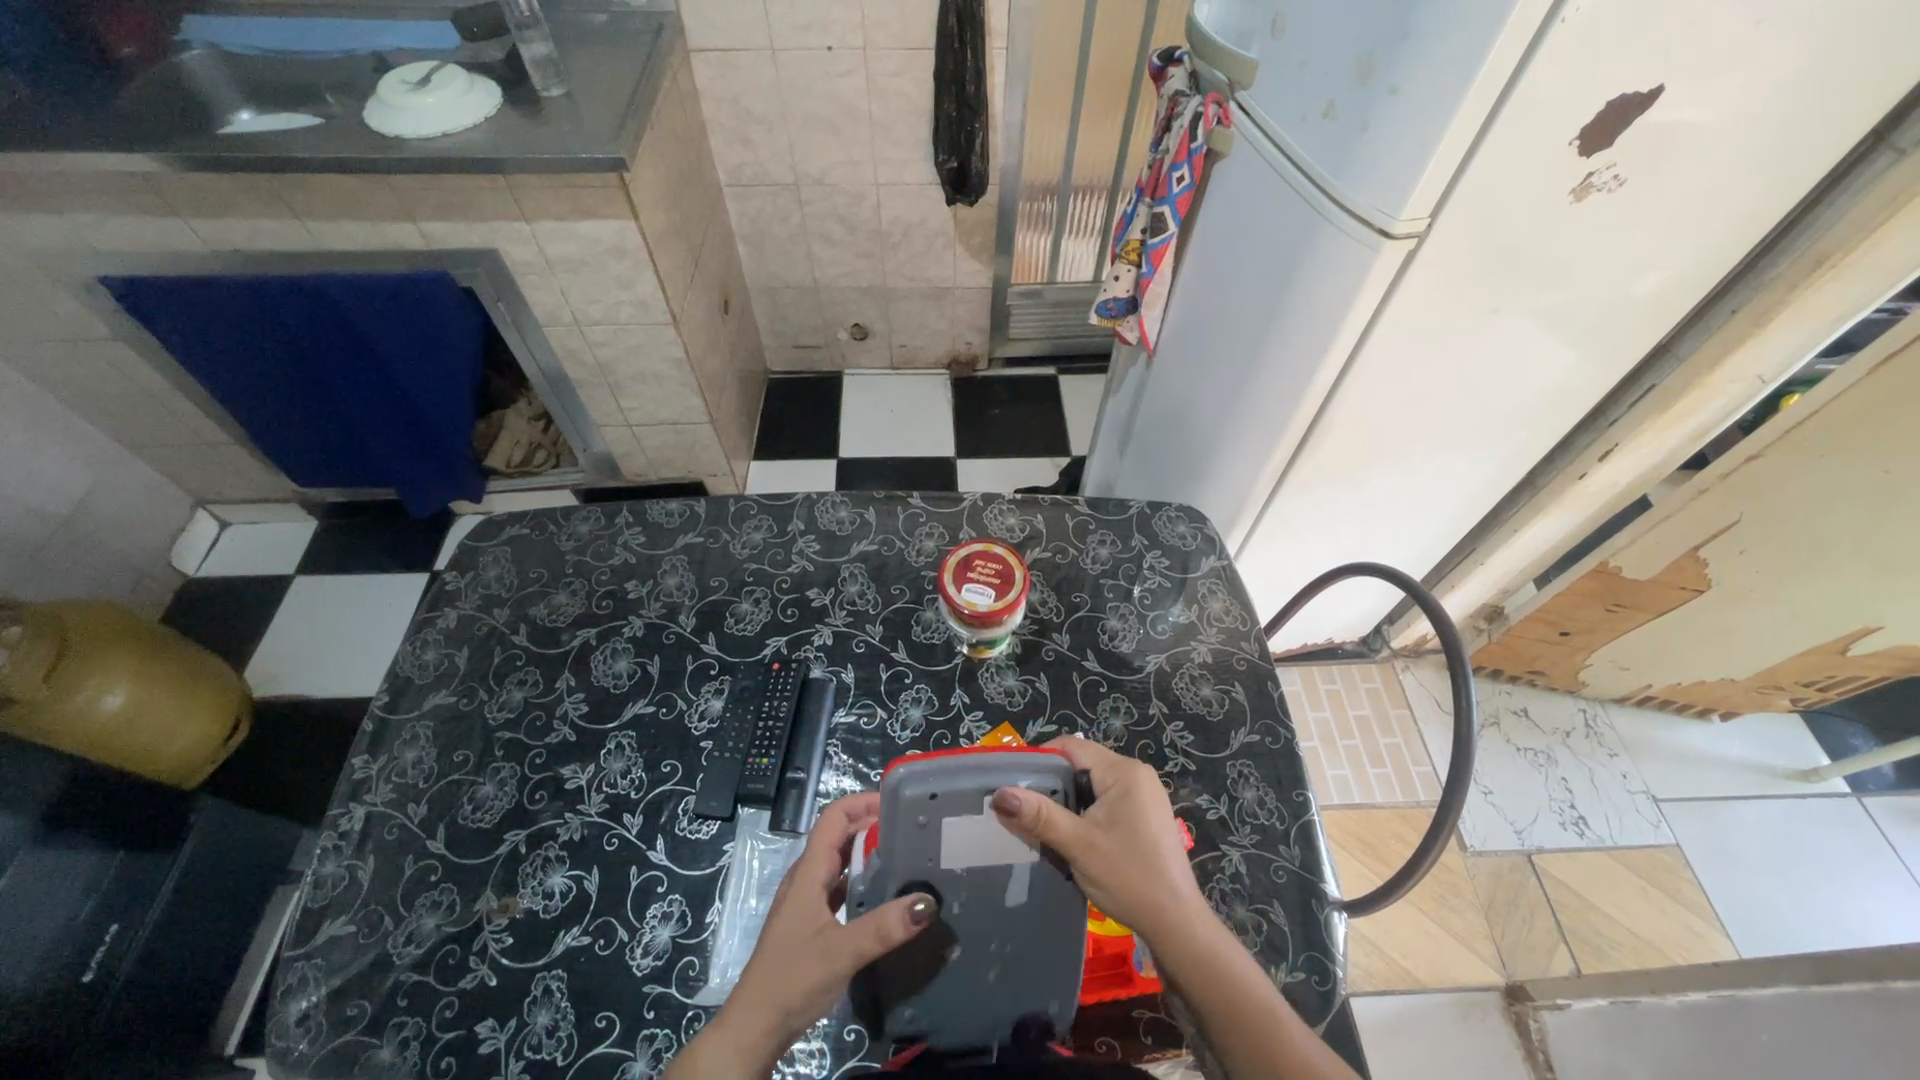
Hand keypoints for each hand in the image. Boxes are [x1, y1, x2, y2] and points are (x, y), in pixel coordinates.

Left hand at [673, 794, 934, 1076]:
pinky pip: (842, 889)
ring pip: (841, 863)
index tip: (899, 804)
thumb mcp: (842, 951)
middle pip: (839, 837)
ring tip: (908, 856)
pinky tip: (887, 896)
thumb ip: (884, 927)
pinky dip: (864, 883)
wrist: (757, 1025)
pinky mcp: (814, 924)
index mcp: (808, 873)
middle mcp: (807, 880)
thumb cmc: (792, 979)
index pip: (834, 818)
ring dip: (870, 854)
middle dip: (873, 825)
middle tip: (914, 829)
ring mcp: (809, 902)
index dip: (863, 803)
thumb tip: (928, 901)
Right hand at [991, 735, 1205, 940]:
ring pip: (1092, 786)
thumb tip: (999, 793)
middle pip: (1081, 765)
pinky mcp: (1145, 817)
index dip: (1038, 760)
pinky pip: (1106, 802)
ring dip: (1067, 803)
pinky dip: (1085, 814)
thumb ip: (1038, 815)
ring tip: (1042, 826)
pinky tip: (1072, 837)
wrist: (1175, 922)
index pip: (1070, 747)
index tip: (1013, 785)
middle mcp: (1137, 775)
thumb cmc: (1128, 877)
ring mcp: (1144, 796)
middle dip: (1051, 785)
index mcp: (1123, 771)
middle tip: (1023, 810)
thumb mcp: (1077, 844)